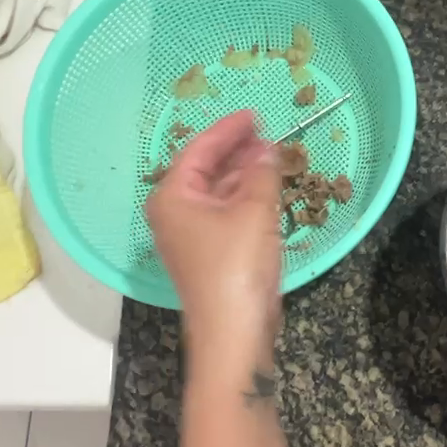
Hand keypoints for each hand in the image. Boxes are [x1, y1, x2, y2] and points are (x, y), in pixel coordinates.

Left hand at [147, 111, 283, 351]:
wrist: (234, 332)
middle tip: (267, 133)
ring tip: (274, 156)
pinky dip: (247, 197)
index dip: (228, 129)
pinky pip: (227, 213)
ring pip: (218, 192)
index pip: (198, 149)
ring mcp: (192, 235)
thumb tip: (268, 148)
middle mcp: (174, 213)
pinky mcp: (211, 253)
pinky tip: (269, 188)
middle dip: (236, 150)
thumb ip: (262, 172)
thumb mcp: (255, 211)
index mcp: (172, 197)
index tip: (254, 114)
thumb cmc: (236, 267)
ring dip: (245, 173)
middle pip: (205, 169)